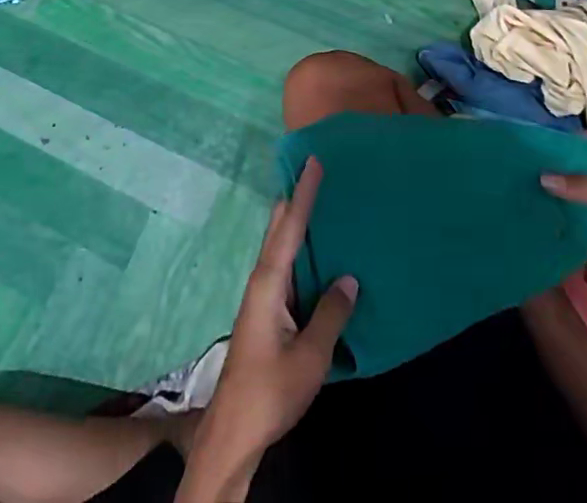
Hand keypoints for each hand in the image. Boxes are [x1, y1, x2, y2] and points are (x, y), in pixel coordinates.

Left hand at [178, 157, 357, 501]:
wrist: (237, 423)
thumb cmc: (273, 388)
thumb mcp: (311, 355)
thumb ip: (331, 314)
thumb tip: (348, 278)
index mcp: (269, 283)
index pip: (290, 229)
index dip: (303, 195)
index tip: (312, 164)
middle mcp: (261, 280)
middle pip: (280, 231)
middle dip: (296, 199)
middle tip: (312, 170)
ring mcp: (262, 295)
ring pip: (280, 248)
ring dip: (295, 223)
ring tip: (315, 198)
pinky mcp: (266, 309)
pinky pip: (285, 268)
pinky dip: (298, 250)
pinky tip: (314, 253)